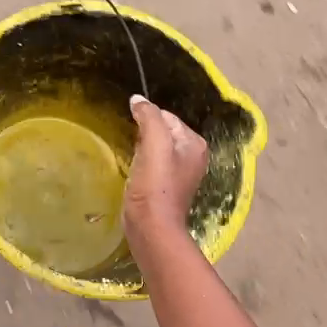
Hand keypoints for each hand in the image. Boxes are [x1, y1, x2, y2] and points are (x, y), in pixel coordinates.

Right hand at [124, 94, 208, 243]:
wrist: (152, 226)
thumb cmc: (155, 184)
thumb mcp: (154, 143)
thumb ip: (148, 116)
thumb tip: (137, 99)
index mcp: (195, 144)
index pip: (166, 116)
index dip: (147, 120)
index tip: (134, 133)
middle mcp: (193, 156)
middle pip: (162, 131)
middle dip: (144, 134)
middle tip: (132, 146)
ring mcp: (180, 172)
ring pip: (155, 147)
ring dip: (141, 148)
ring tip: (131, 158)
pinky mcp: (166, 186)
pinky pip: (152, 163)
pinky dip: (141, 162)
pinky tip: (133, 170)